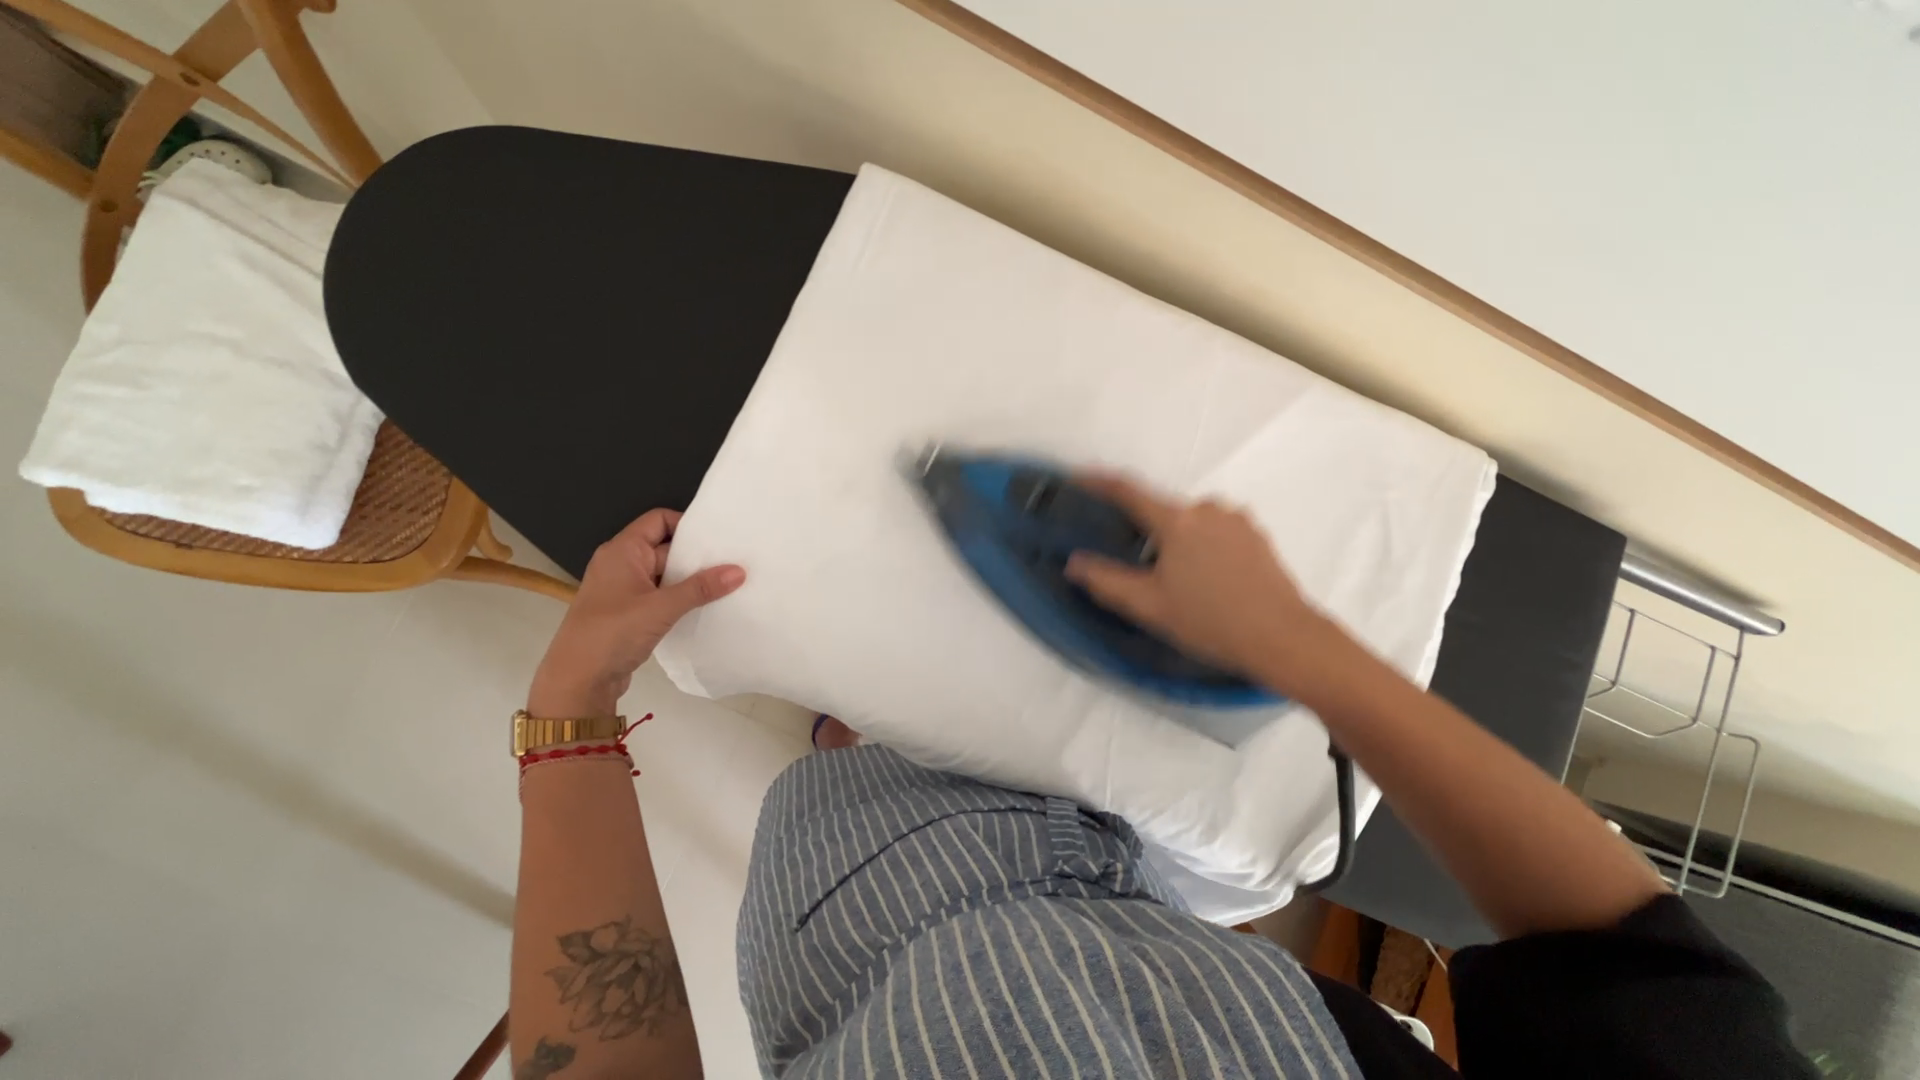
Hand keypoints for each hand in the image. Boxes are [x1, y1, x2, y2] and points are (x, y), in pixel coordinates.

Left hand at [528, 509, 744, 717]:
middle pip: (665, 547)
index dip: (688, 524)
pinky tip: (705, 607)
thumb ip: (700, 588)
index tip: (719, 536)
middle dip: (696, 556)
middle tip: (732, 561)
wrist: (578, 679)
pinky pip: (659, 597)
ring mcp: (624, 590)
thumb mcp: (661, 608)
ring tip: (726, 584)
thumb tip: (738, 571)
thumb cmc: (613, 632)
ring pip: (664, 575)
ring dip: (690, 581)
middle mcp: (621, 564)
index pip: (658, 520)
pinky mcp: (628, 613)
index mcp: (622, 550)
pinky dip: (679, 599)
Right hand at [1063, 473, 1343, 694]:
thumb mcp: (1150, 606)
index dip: (1099, 482)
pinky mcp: (1257, 536)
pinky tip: (1208, 580)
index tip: (1078, 476)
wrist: (1285, 638)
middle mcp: (1208, 509)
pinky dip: (1203, 547)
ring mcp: (1237, 520)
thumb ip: (1106, 581)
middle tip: (1137, 563)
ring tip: (1178, 580)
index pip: (1128, 492)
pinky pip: (1217, 532)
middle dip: (1146, 529)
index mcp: (1177, 520)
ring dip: (1178, 541)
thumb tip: (1074, 562)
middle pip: (1163, 510)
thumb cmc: (1211, 621)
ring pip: (1192, 522)